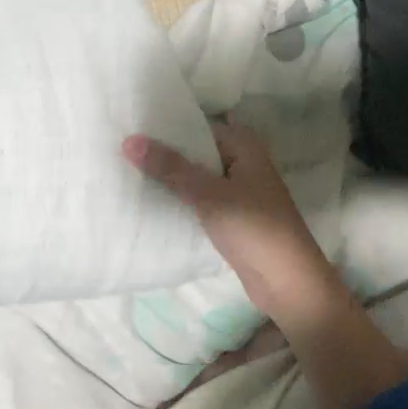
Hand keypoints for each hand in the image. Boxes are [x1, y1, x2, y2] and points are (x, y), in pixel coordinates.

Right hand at [126, 122, 407, 408]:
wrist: (287, 282)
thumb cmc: (254, 229)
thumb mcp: (209, 194)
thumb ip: (169, 167)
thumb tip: (129, 141)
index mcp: (245, 146)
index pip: (198, 126)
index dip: (166, 127)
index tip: (130, 126)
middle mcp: (243, 162)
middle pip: (195, 151)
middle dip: (163, 153)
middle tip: (120, 149)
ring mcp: (238, 191)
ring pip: (195, 176)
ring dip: (169, 178)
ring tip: (126, 172)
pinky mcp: (231, 216)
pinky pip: (198, 199)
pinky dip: (179, 199)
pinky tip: (149, 201)